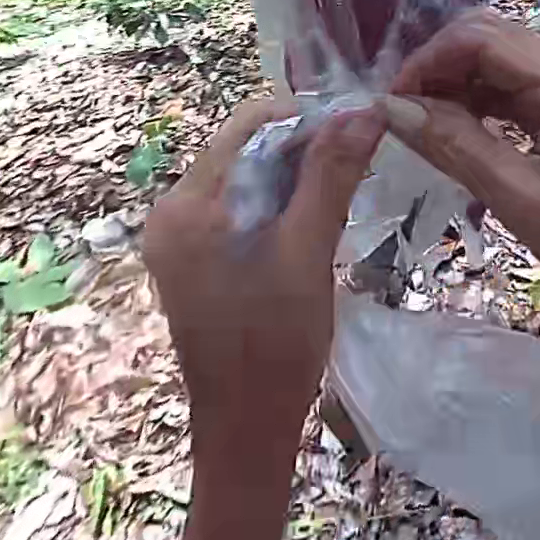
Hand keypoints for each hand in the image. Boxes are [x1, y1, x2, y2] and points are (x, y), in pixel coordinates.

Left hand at [144, 99, 385, 539]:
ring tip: (344, 191)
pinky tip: (316, 216)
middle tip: (359, 163)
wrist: (248, 428)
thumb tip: (365, 111)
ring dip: (300, 174)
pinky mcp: (199, 255)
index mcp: (188, 206)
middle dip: (307, 147)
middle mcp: (174, 212)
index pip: (249, 126)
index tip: (359, 129)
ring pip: (252, 175)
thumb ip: (333, 174)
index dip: (308, 118)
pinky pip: (246, 204)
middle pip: (249, 148)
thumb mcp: (309, 248)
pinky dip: (285, 200)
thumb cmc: (277, 342)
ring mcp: (183, 236)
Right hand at [386, 11, 539, 435]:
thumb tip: (393, 109)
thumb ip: (456, 146)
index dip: (425, 62)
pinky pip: (510, 84)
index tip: (390, 105)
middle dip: (435, 67)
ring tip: (418, 124)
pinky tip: (452, 128)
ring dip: (453, 82)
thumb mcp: (521, 200)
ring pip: (495, 57)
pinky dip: (476, 99)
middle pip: (485, 37)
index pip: (478, 39)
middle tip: (400, 114)